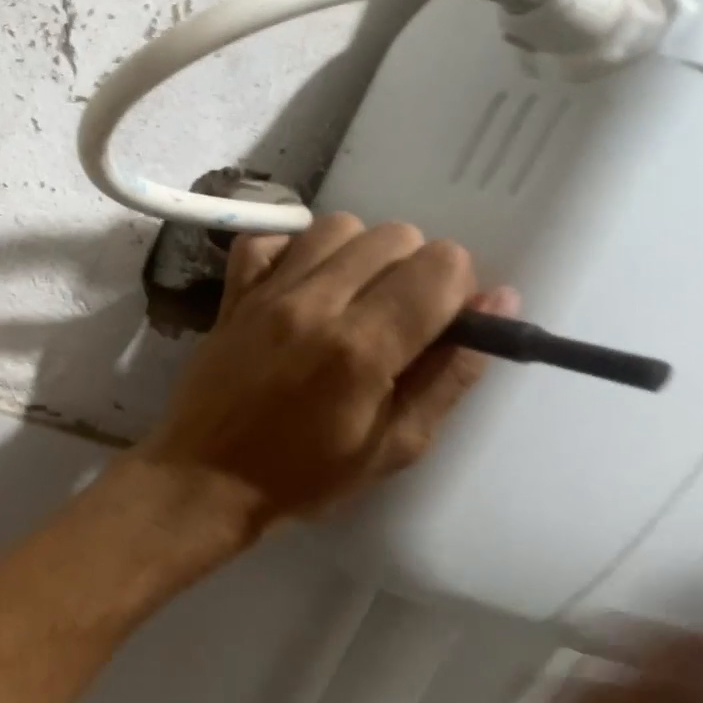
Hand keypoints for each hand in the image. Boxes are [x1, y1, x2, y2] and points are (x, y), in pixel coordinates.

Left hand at [132, 212, 515, 527]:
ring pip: (333, 227)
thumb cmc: (304, 473)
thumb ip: (451, 372)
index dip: (457, 288)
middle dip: (414, 267)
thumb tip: (497, 300)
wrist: (205, 475)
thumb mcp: (397, 443)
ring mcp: (264, 295)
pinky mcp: (229, 296)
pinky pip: (263, 241)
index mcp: (361, 346)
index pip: (440, 265)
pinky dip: (289, 250)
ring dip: (358, 252)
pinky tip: (299, 285)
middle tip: (400, 315)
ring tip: (353, 297)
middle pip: (392, 235)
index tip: (444, 322)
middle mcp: (312, 305)